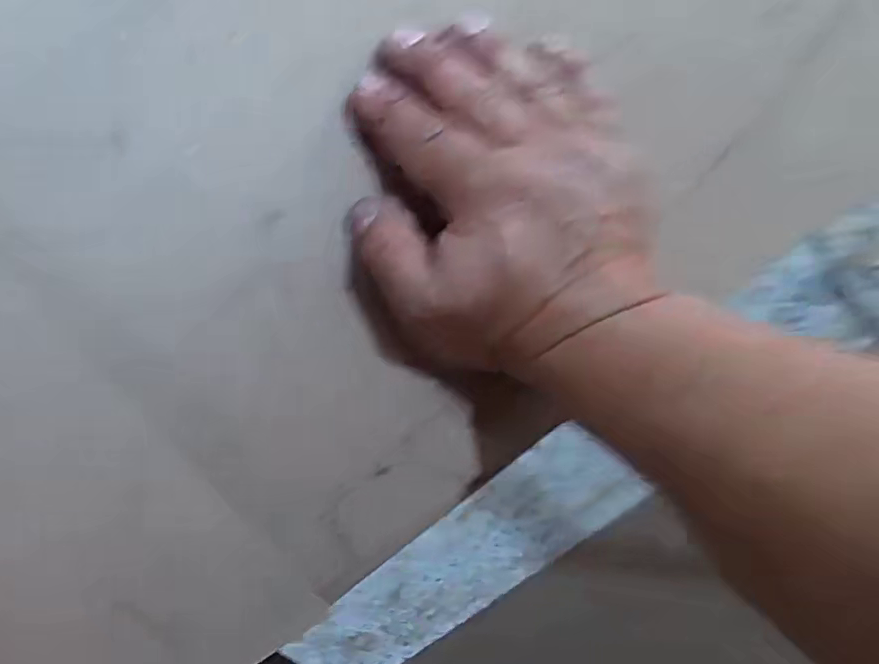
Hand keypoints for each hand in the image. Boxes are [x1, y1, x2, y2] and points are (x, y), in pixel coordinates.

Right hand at [347, 23, 664, 372]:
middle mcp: (530, 151)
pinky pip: (586, 89)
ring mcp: (577, 143)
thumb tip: (366, 206)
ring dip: (488, 51)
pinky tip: (541, 43)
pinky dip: (561, 62)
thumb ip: (388, 251)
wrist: (595, 323)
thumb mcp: (419, 302)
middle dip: (431, 64)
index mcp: (479, 189)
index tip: (363, 86)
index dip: (390, 111)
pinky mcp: (610, 149)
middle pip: (474, 95)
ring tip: (458, 25)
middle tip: (399, 37)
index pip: (424, 138)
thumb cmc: (494, 319)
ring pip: (528, 81)